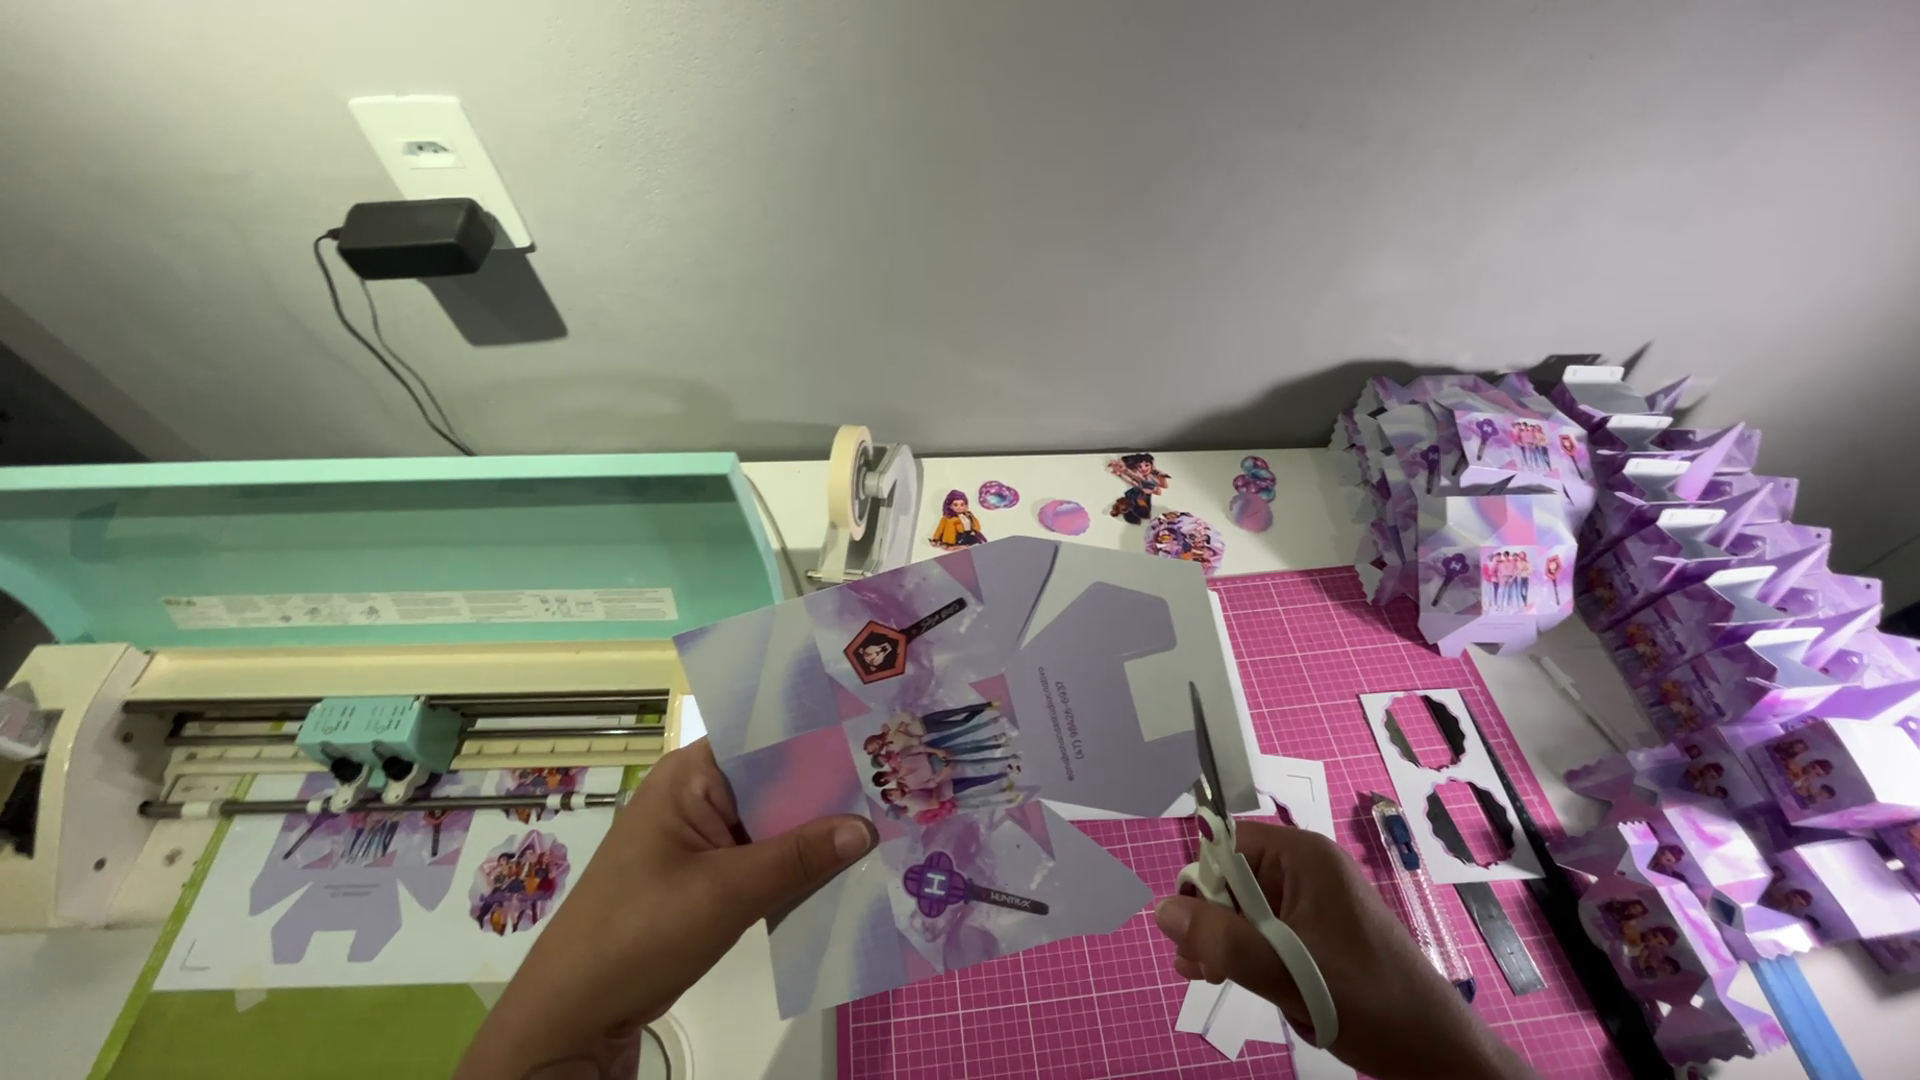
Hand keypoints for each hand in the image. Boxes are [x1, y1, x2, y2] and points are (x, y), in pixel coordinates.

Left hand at [455, 739, 874, 1079]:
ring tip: (885, 820)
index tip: (875, 739)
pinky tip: (846, 867)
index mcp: (691, 775)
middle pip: (775, 780)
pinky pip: (764, 855)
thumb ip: (799, 857)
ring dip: (817, 830)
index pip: (765, 739)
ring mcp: (703, 835)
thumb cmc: (639, 932)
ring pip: (774, 820)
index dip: (820, 738)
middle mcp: (698, 794)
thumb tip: (867, 827)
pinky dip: (797, 863)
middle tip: (895, 783)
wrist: (575, 1013)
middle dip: (828, 788)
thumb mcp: (726, 892)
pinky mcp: (709, 872)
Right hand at [1153, 822, 1535, 1079]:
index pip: (1227, 844)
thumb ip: (1221, 939)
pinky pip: (1263, 927)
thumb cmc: (1367, 1001)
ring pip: (1242, 905)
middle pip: (1231, 875)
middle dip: (1208, 917)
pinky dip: (1243, 949)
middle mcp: (1305, 869)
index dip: (1201, 881)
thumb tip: (1162, 910)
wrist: (1437, 1054)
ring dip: (1222, 938)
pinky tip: (1229, 974)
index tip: (1189, 928)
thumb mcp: (1285, 970)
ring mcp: (1311, 899)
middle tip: (1196, 965)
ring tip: (1208, 975)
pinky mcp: (1315, 930)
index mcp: (1302, 857)